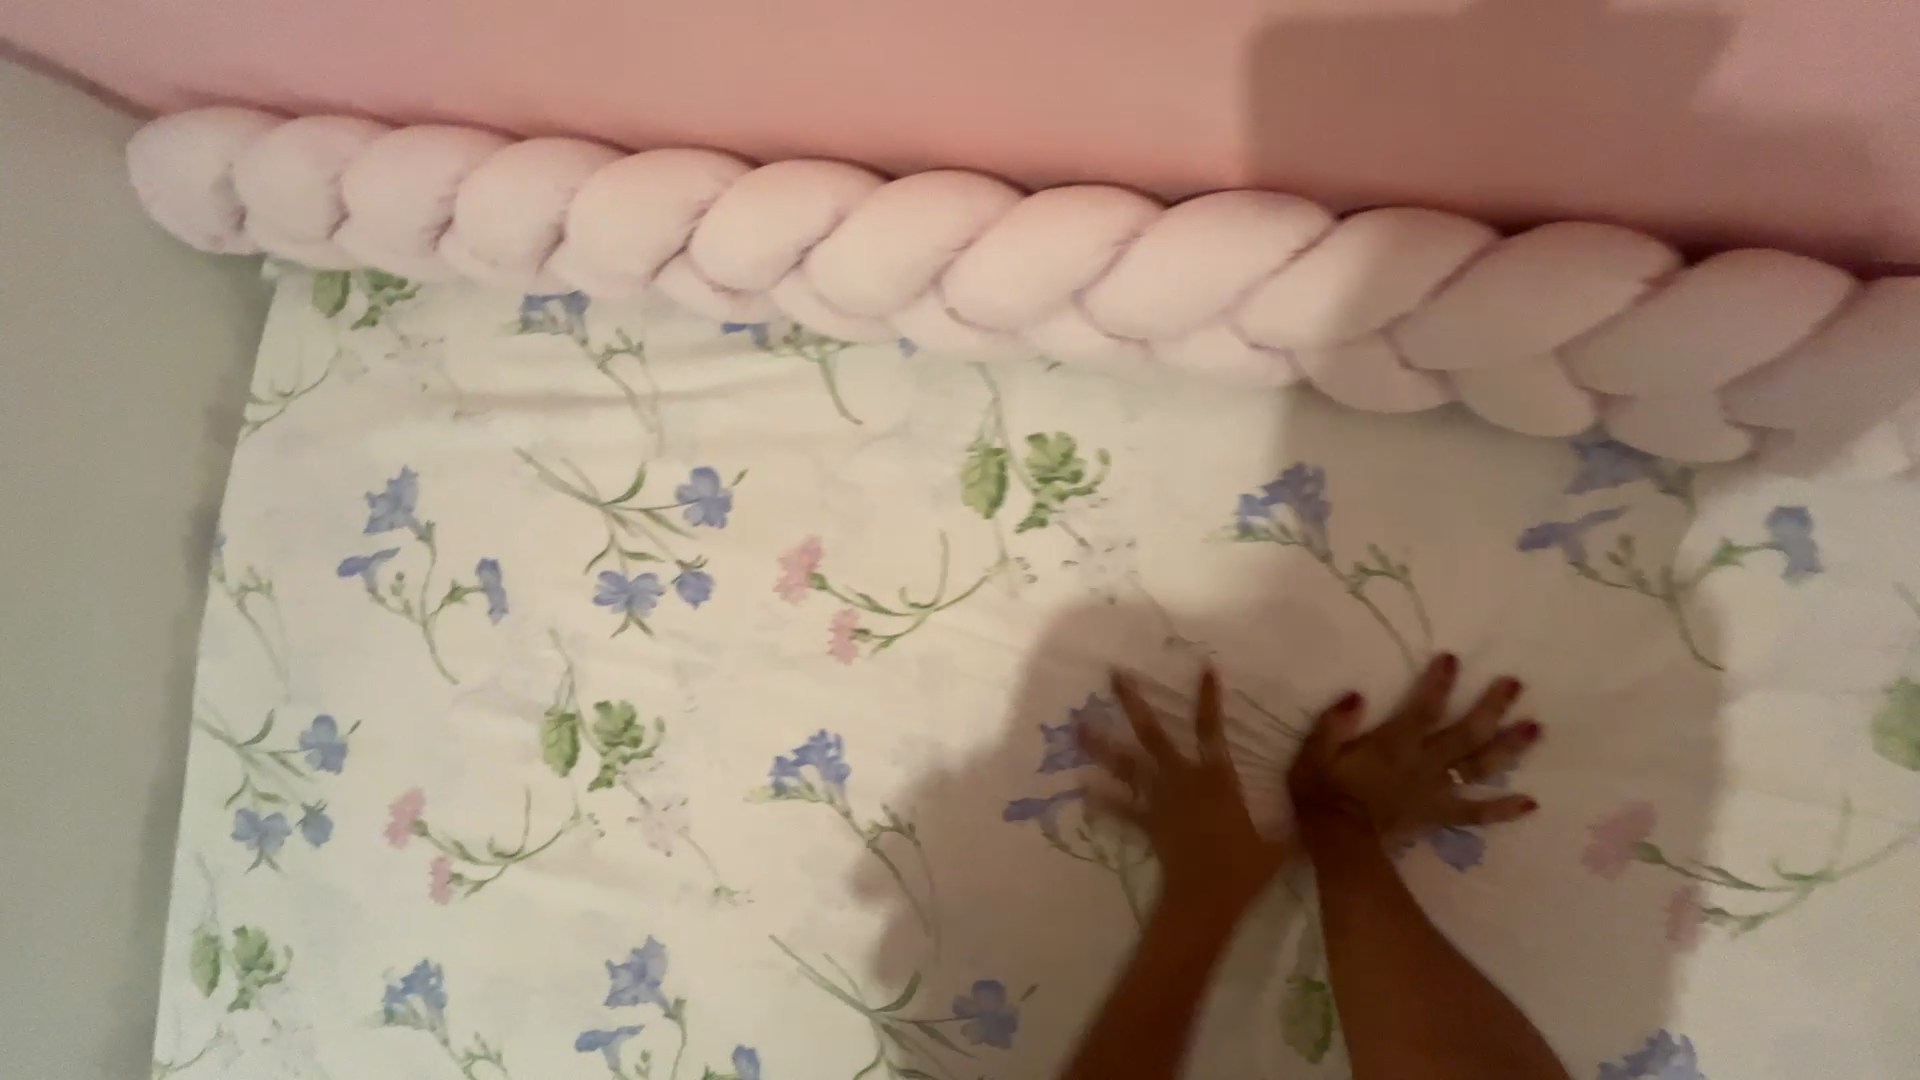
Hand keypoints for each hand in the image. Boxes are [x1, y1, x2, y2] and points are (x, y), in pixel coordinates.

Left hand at [1078, 667, 1291, 914]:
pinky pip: (1119, 809)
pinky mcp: (1144, 824)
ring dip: (1100, 746)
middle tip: (1114, 675)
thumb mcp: (1282, 838)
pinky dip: (1101, 801)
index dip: (1208, 698)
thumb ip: (1292, 812)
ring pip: (1125, 765)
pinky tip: (1080, 788)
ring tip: (1077, 726)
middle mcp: (1180, 779)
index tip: (1204, 668)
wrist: (1209, 901)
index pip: (1212, 729)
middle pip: (1152, 734)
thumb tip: (1312, 794)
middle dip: (1133, 703)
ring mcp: (1157, 800)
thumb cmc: (1246, 869)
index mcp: (1215, 777)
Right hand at [1288, 653, 1539, 848]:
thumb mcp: (1315, 752)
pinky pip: (1476, 812)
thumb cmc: (1321, 792)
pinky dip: (1504, 809)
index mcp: (1393, 745)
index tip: (1454, 660)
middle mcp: (1423, 763)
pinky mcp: (1439, 815)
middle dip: (1491, 707)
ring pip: (1480, 766)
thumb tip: (1358, 696)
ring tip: (1536, 729)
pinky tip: (1531, 803)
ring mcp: (1436, 790)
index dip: (1439, 684)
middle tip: (1515, 685)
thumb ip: (1335, 724)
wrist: (1337, 842)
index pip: (1424, 709)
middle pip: (1465, 733)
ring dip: (1510, 748)